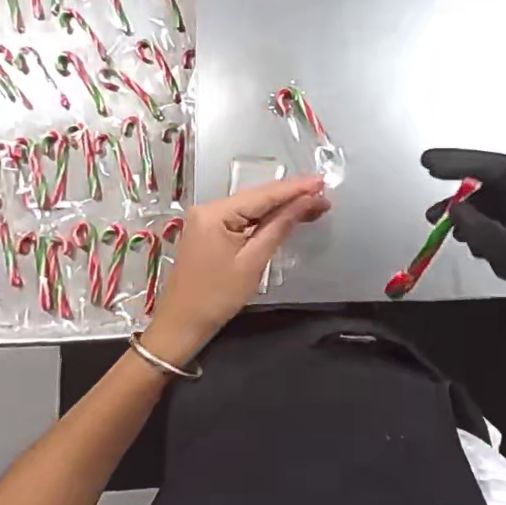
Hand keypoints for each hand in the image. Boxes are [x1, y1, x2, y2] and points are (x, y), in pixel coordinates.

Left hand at [148, 176, 330, 352]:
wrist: (182, 322)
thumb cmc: (218, 296)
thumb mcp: (253, 262)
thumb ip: (280, 227)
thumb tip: (306, 202)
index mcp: (215, 213)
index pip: (263, 195)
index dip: (295, 188)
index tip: (322, 182)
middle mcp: (208, 208)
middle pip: (256, 198)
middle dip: (290, 197)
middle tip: (323, 196)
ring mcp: (205, 219)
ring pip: (249, 208)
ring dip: (279, 208)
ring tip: (312, 205)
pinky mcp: (207, 231)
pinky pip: (240, 219)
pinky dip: (263, 219)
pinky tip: (285, 217)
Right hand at [421, 149, 505, 385]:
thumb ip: (480, 231)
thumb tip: (455, 210)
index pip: (497, 167)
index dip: (459, 163)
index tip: (426, 163)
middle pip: (499, 185)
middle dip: (463, 199)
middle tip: (431, 215)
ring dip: (477, 218)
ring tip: (453, 236)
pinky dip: (493, 230)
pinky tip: (479, 247)